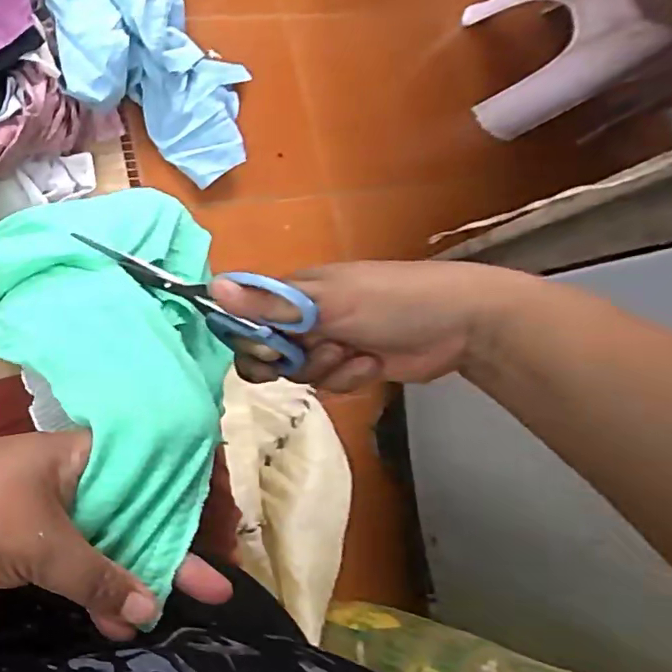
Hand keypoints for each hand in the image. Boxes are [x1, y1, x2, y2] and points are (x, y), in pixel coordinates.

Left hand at [0, 432, 231, 639]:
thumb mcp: (39, 545)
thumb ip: (98, 576)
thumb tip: (152, 608)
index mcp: (80, 452)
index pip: (154, 466)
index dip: (193, 496)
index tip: (220, 534)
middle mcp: (72, 474)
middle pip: (138, 508)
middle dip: (173, 548)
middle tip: (211, 586)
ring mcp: (50, 507)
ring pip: (109, 540)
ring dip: (134, 576)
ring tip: (164, 615)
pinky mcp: (29, 539)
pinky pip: (78, 562)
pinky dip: (96, 589)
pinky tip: (116, 623)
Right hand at [211, 261, 535, 390]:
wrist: (460, 325)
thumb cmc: (391, 300)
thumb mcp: (326, 302)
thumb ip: (269, 302)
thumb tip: (211, 286)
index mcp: (293, 292)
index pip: (245, 318)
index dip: (248, 339)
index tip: (267, 349)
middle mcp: (303, 317)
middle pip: (266, 353)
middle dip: (289, 361)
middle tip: (315, 354)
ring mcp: (326, 342)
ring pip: (297, 373)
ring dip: (325, 369)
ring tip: (355, 354)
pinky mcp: (348, 367)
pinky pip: (327, 384)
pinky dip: (347, 378)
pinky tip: (371, 364)